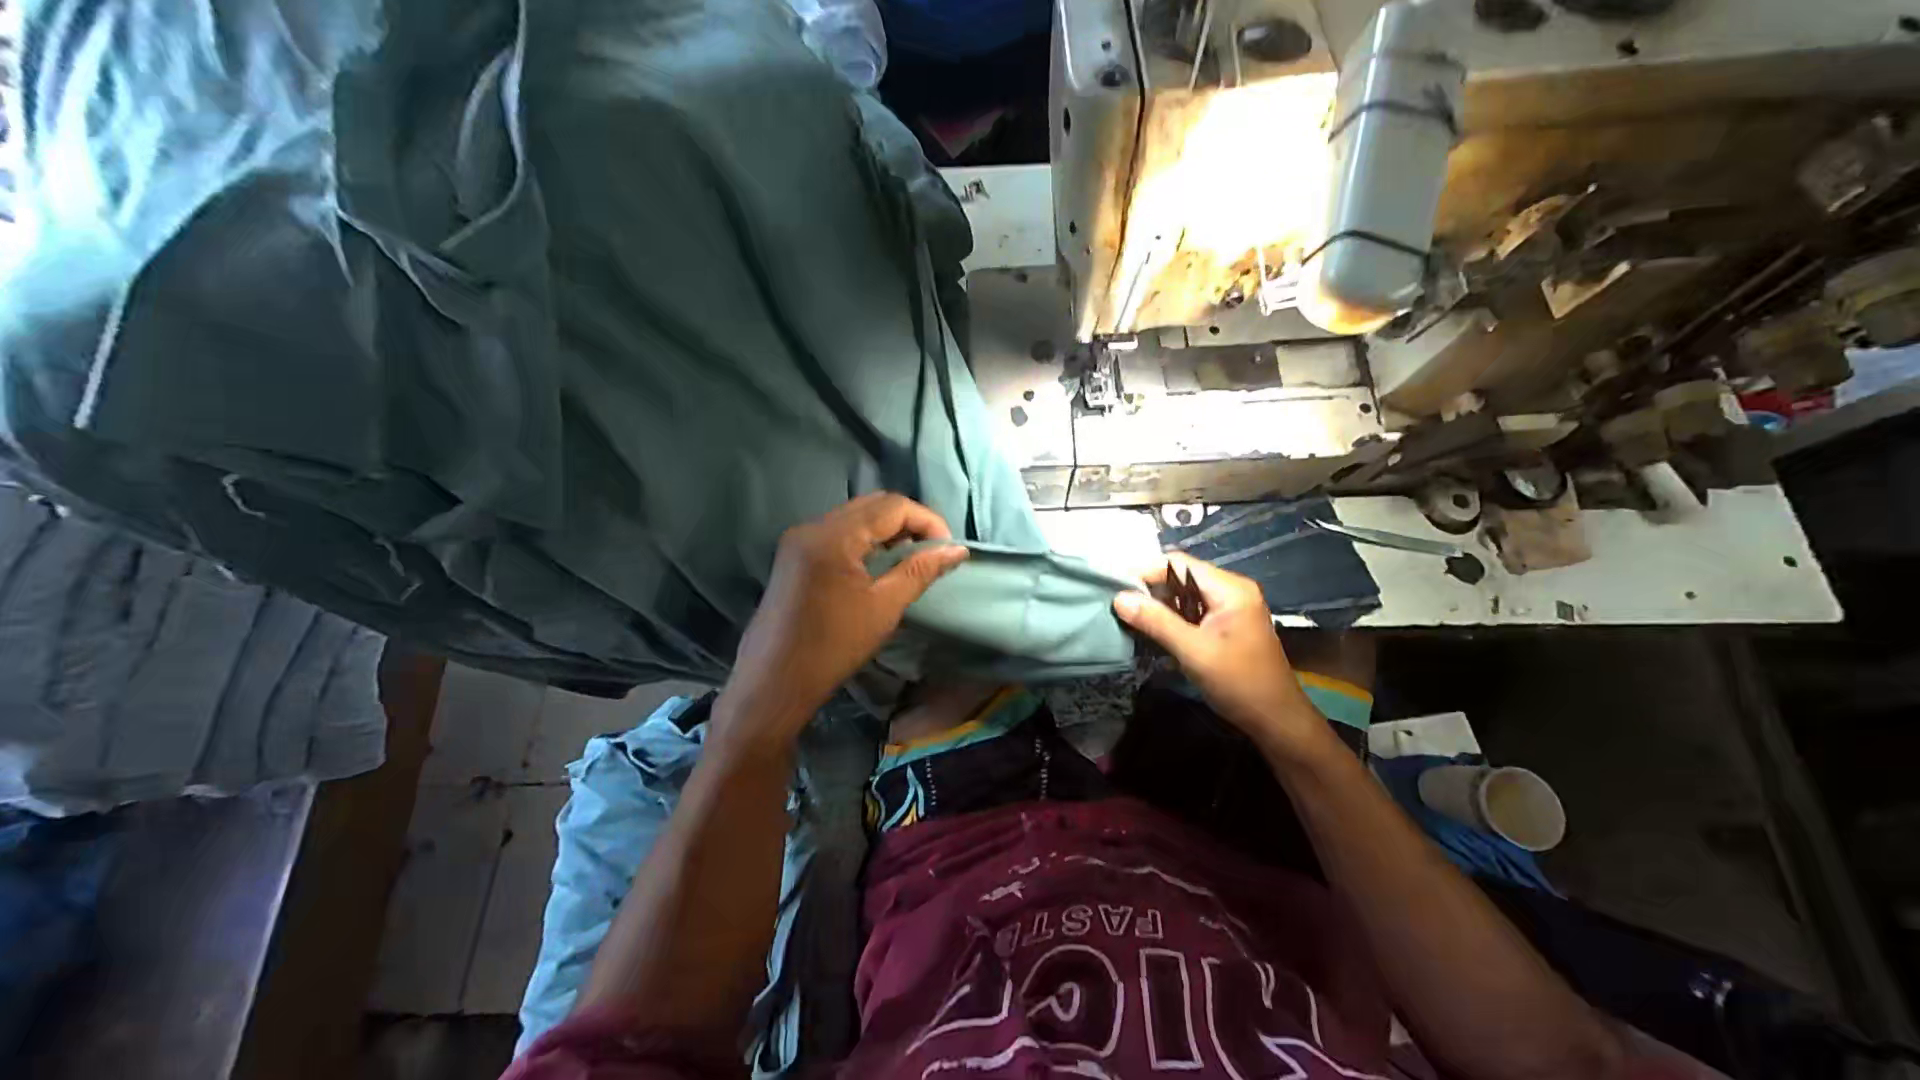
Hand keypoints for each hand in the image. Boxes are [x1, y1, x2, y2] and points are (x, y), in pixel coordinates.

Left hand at [719, 493, 968, 747]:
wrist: (774, 681)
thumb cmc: (833, 647)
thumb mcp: (885, 607)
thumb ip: (921, 570)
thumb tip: (957, 550)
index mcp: (833, 535)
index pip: (892, 506)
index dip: (927, 521)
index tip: (948, 549)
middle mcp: (813, 526)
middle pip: (872, 505)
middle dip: (909, 522)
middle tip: (932, 552)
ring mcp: (799, 539)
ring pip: (855, 517)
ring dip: (887, 531)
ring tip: (911, 560)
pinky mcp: (794, 555)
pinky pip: (838, 533)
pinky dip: (865, 541)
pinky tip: (879, 566)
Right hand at [1112, 552, 1326, 757]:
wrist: (1276, 720)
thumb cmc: (1238, 683)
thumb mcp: (1192, 651)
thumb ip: (1156, 621)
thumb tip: (1119, 598)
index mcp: (1230, 588)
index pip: (1179, 563)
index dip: (1146, 573)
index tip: (1117, 590)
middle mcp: (1232, 590)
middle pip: (1181, 577)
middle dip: (1151, 591)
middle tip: (1122, 608)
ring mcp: (1231, 608)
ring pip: (1185, 596)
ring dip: (1160, 607)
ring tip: (1133, 621)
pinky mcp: (1227, 625)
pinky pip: (1193, 612)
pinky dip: (1173, 619)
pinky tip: (1155, 634)